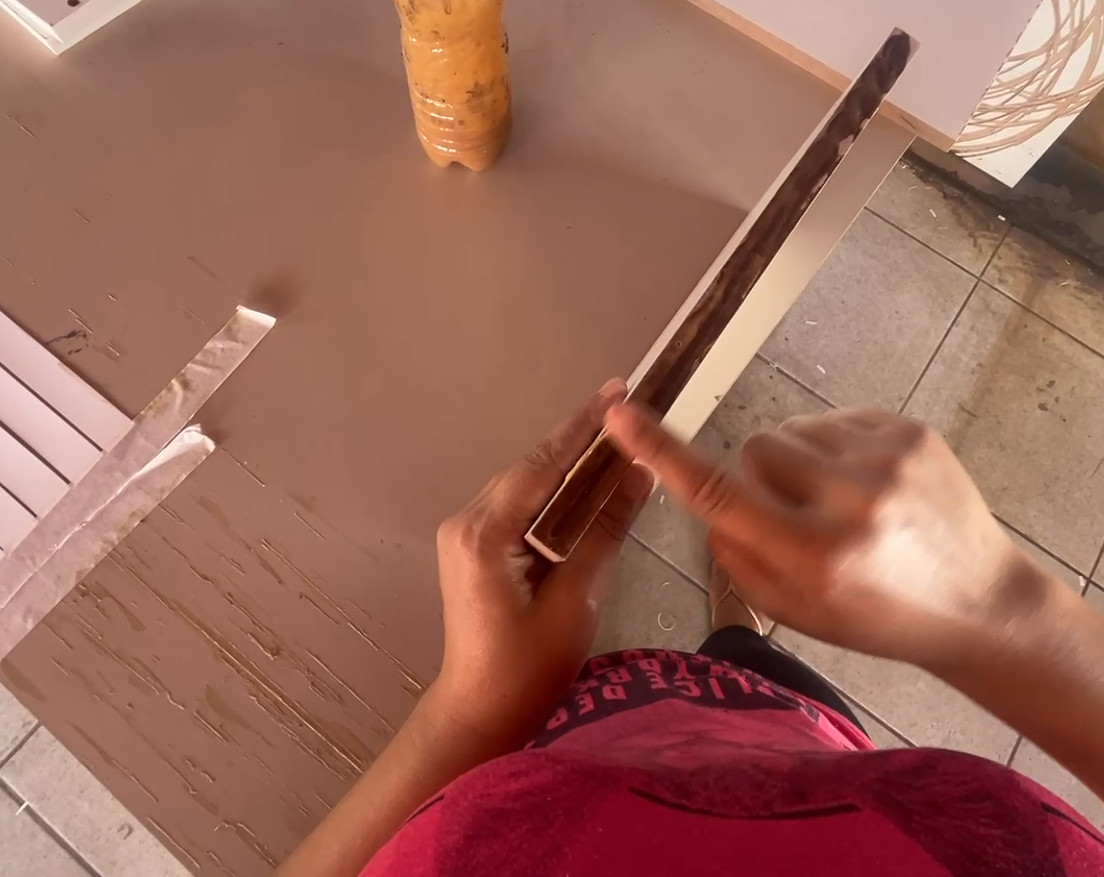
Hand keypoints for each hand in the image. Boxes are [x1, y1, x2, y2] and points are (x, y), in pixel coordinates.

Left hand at [427, 380, 655, 752]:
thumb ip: (604, 531)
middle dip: (579, 441)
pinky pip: (519, 503)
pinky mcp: (473, 544)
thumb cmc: (530, 668)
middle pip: (531, 467)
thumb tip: (637, 474)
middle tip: (626, 415)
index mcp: (485, 533)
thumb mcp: (576, 599)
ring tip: (613, 443)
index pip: (542, 464)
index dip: (583, 426)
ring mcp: (465, 531)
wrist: (482, 712)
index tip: (617, 391)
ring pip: (525, 482)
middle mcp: (467, 520)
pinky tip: (584, 484)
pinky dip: (553, 491)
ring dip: (568, 464)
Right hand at [605, 403, 1046, 667]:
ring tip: (840, 501)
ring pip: (791, 432)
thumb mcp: (797, 611)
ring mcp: (887, 456)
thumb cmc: (879, 618)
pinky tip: (867, 484)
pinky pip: (831, 420)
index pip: (719, 494)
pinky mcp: (909, 429)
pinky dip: (833, 449)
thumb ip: (736, 557)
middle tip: (798, 515)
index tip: (623, 416)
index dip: (663, 452)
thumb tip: (708, 503)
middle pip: (755, 449)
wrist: (983, 603)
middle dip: (759, 478)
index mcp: (818, 555)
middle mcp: (852, 498)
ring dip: (798, 462)